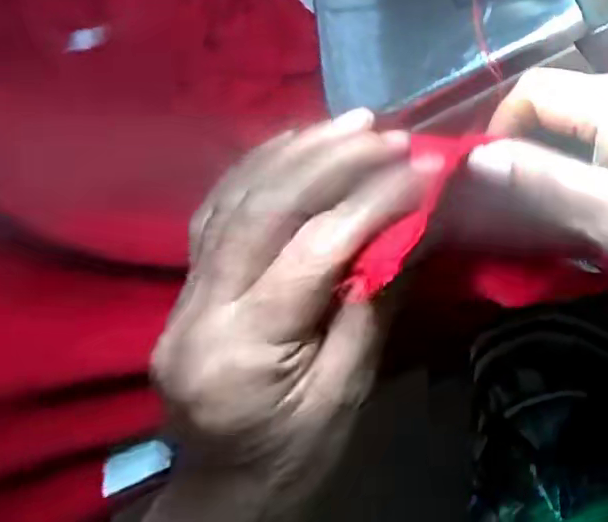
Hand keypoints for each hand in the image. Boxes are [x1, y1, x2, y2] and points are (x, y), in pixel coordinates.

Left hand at [150, 110, 421, 520]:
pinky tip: (299, 140)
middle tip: (389, 133)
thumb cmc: (295, 454)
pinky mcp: (185, 279)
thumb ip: (375, 299)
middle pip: (267, 208)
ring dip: (301, 149)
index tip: (425, 168)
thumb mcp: (348, 391)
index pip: (314, 250)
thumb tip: (415, 219)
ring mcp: (182, 291)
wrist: (222, 493)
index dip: (375, 200)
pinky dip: (262, 163)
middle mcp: (198, 310)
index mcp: (241, 351)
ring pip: (238, 195)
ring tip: (353, 122)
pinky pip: (220, 204)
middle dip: (335, 160)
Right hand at [468, 69, 607, 321]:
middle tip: (508, 199)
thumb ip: (541, 179)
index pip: (532, 89)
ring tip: (539, 202)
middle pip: (555, 98)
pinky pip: (604, 130)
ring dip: (552, 153)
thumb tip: (474, 156)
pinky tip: (582, 195)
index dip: (499, 129)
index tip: (487, 182)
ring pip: (578, 116)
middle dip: (524, 141)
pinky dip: (581, 157)